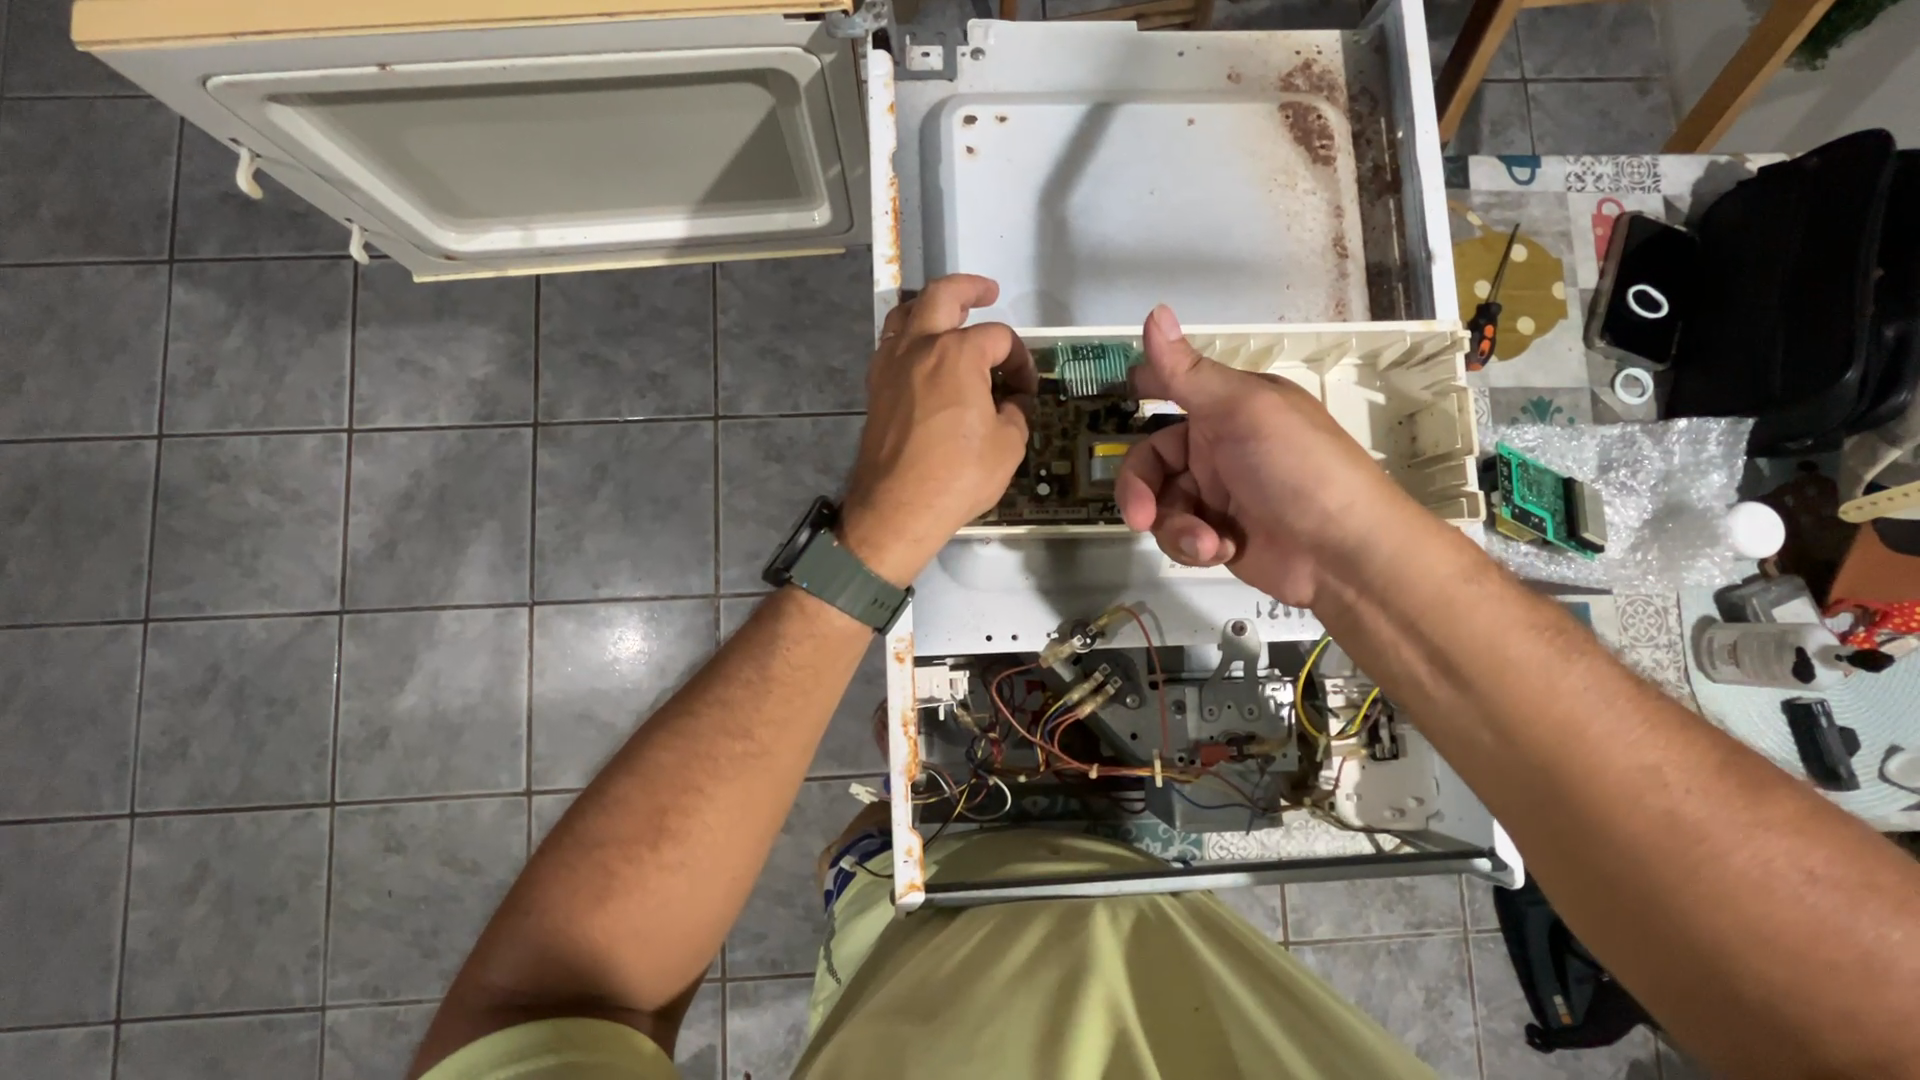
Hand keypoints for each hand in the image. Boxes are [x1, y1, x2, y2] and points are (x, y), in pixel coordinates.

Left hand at [839, 275, 1035, 586]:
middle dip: (969, 288)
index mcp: (957, 353)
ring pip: (906, 314)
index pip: (998, 338)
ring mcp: (890, 365)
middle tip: (987, 291)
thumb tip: (1010, 407)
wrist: (897, 509)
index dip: (1020, 359)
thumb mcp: (1008, 446)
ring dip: (929, 306)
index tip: (1026, 389)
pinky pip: (892, 344)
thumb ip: (1014, 415)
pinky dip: (910, 337)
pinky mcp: (875, 388)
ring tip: (948, 313)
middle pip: (942, 296)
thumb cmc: (957, 476)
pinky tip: (924, 353)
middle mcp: (919, 347)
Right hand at [1115, 305, 1424, 606]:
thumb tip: (1154, 310)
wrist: (1343, 552)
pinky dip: (1193, 546)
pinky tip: (1221, 550)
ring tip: (1204, 541)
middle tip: (1138, 517)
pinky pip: (1180, 536)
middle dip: (1139, 489)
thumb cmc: (1297, 467)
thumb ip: (1188, 371)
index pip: (1174, 387)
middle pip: (1150, 459)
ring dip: (1174, 525)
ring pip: (1160, 503)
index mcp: (1227, 407)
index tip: (1119, 401)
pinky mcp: (1218, 536)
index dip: (1144, 391)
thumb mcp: (1243, 410)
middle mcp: (1218, 447)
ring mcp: (1217, 494)